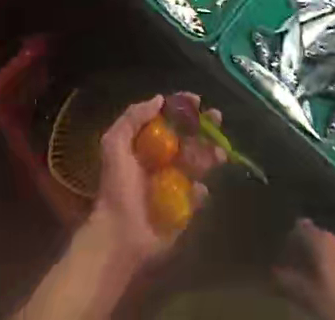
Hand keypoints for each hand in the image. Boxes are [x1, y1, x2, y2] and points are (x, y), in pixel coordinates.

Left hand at [89, 94, 213, 265]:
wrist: (119, 235)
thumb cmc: (116, 187)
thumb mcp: (115, 144)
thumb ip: (133, 118)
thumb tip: (159, 99)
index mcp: (144, 144)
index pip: (167, 119)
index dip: (181, 107)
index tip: (197, 100)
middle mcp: (161, 160)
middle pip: (187, 137)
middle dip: (203, 127)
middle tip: (217, 119)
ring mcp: (174, 185)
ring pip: (198, 163)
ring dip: (209, 155)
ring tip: (219, 154)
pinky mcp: (182, 209)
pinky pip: (198, 196)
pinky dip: (202, 191)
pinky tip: (199, 190)